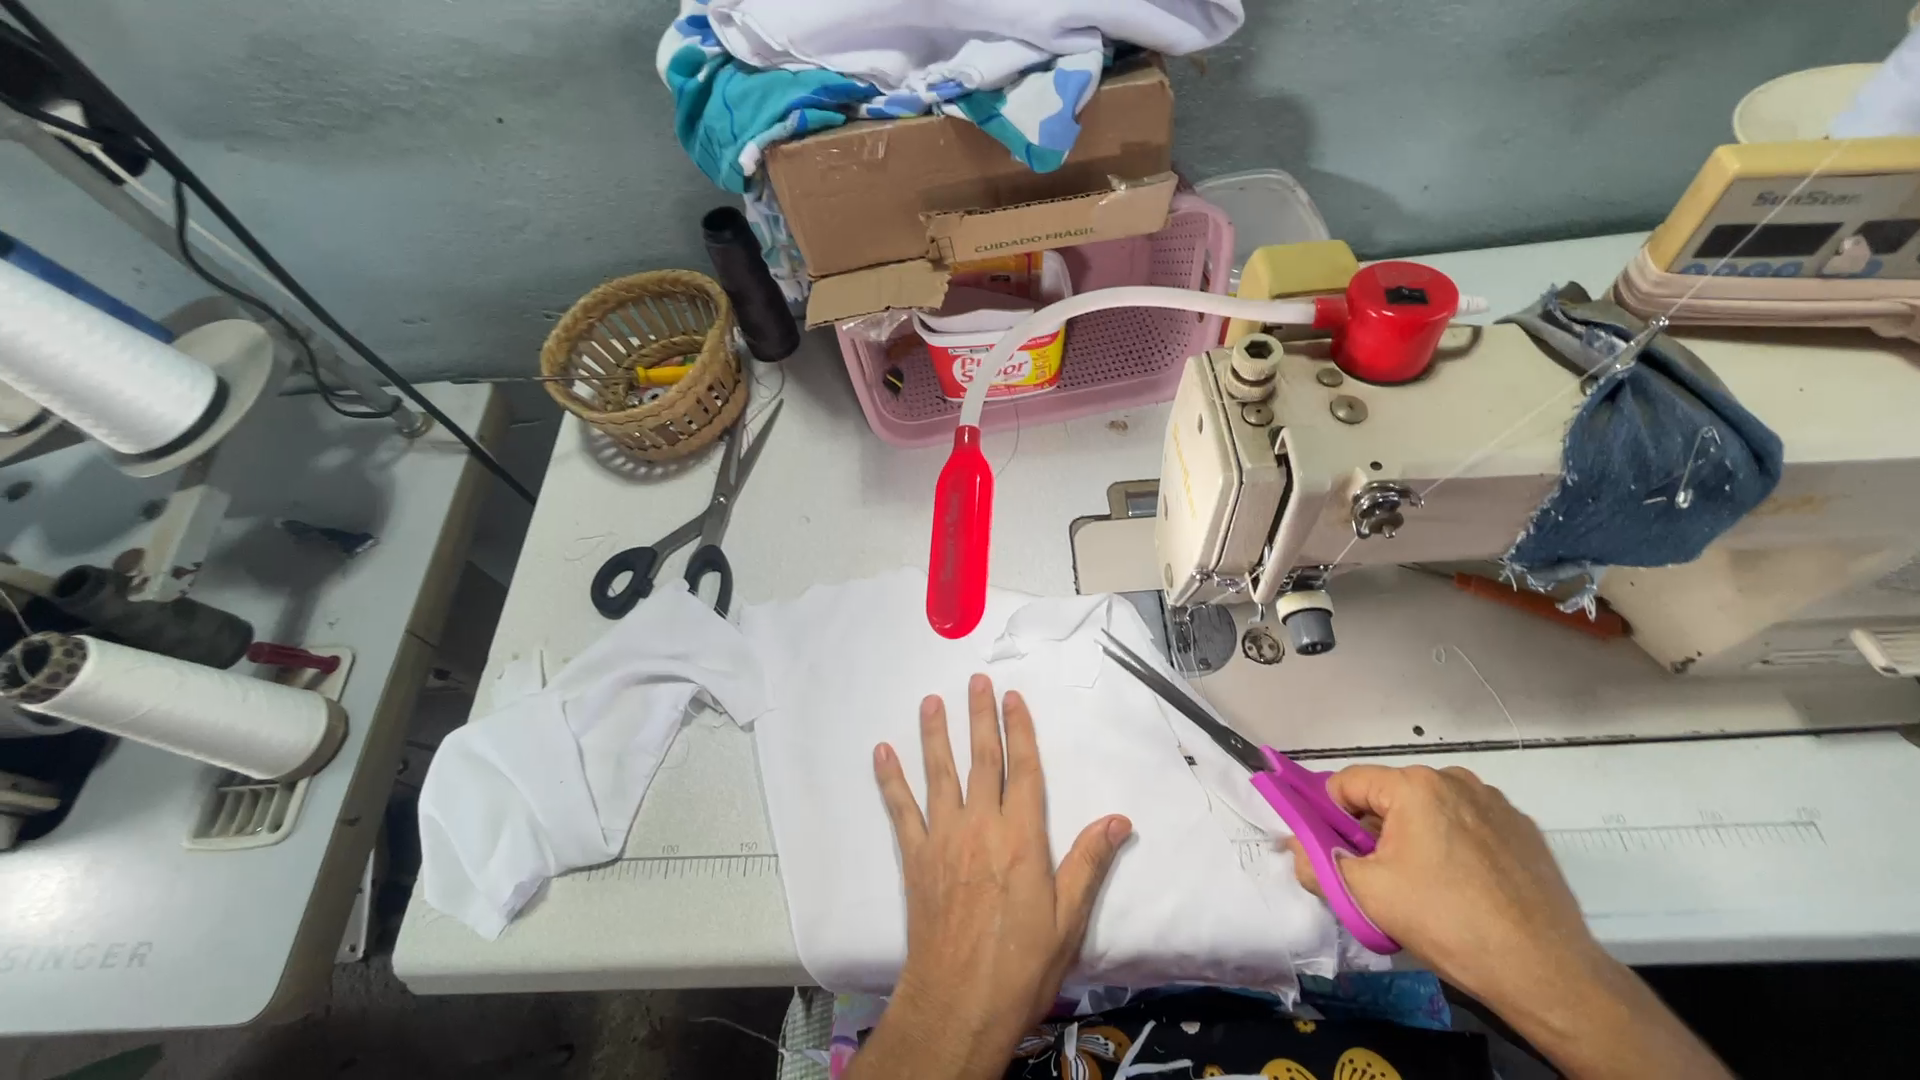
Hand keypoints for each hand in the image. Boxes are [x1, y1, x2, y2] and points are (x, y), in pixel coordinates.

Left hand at [868, 674, 1131, 1073]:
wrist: (958, 1003)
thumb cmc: (1020, 965)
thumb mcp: (1067, 919)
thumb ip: (1089, 863)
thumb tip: (1118, 819)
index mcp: (1021, 838)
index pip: (1024, 770)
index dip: (1020, 731)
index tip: (1014, 698)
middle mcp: (981, 827)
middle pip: (982, 761)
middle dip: (980, 718)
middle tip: (975, 682)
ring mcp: (943, 840)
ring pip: (939, 775)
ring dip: (935, 735)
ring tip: (931, 702)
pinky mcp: (916, 859)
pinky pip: (901, 810)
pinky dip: (890, 779)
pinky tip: (881, 752)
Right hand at [1288, 766, 1732, 1079]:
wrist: (1547, 972)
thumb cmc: (1449, 923)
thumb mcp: (1366, 895)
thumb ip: (1317, 863)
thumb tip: (1297, 848)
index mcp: (1415, 786)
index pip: (1347, 784)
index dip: (1330, 817)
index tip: (1339, 856)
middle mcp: (1456, 780)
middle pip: (1389, 796)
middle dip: (1373, 830)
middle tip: (1380, 877)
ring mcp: (1496, 804)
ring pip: (1428, 811)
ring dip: (1412, 837)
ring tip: (1424, 886)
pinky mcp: (1524, 830)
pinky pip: (1466, 825)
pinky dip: (1452, 846)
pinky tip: (1463, 888)